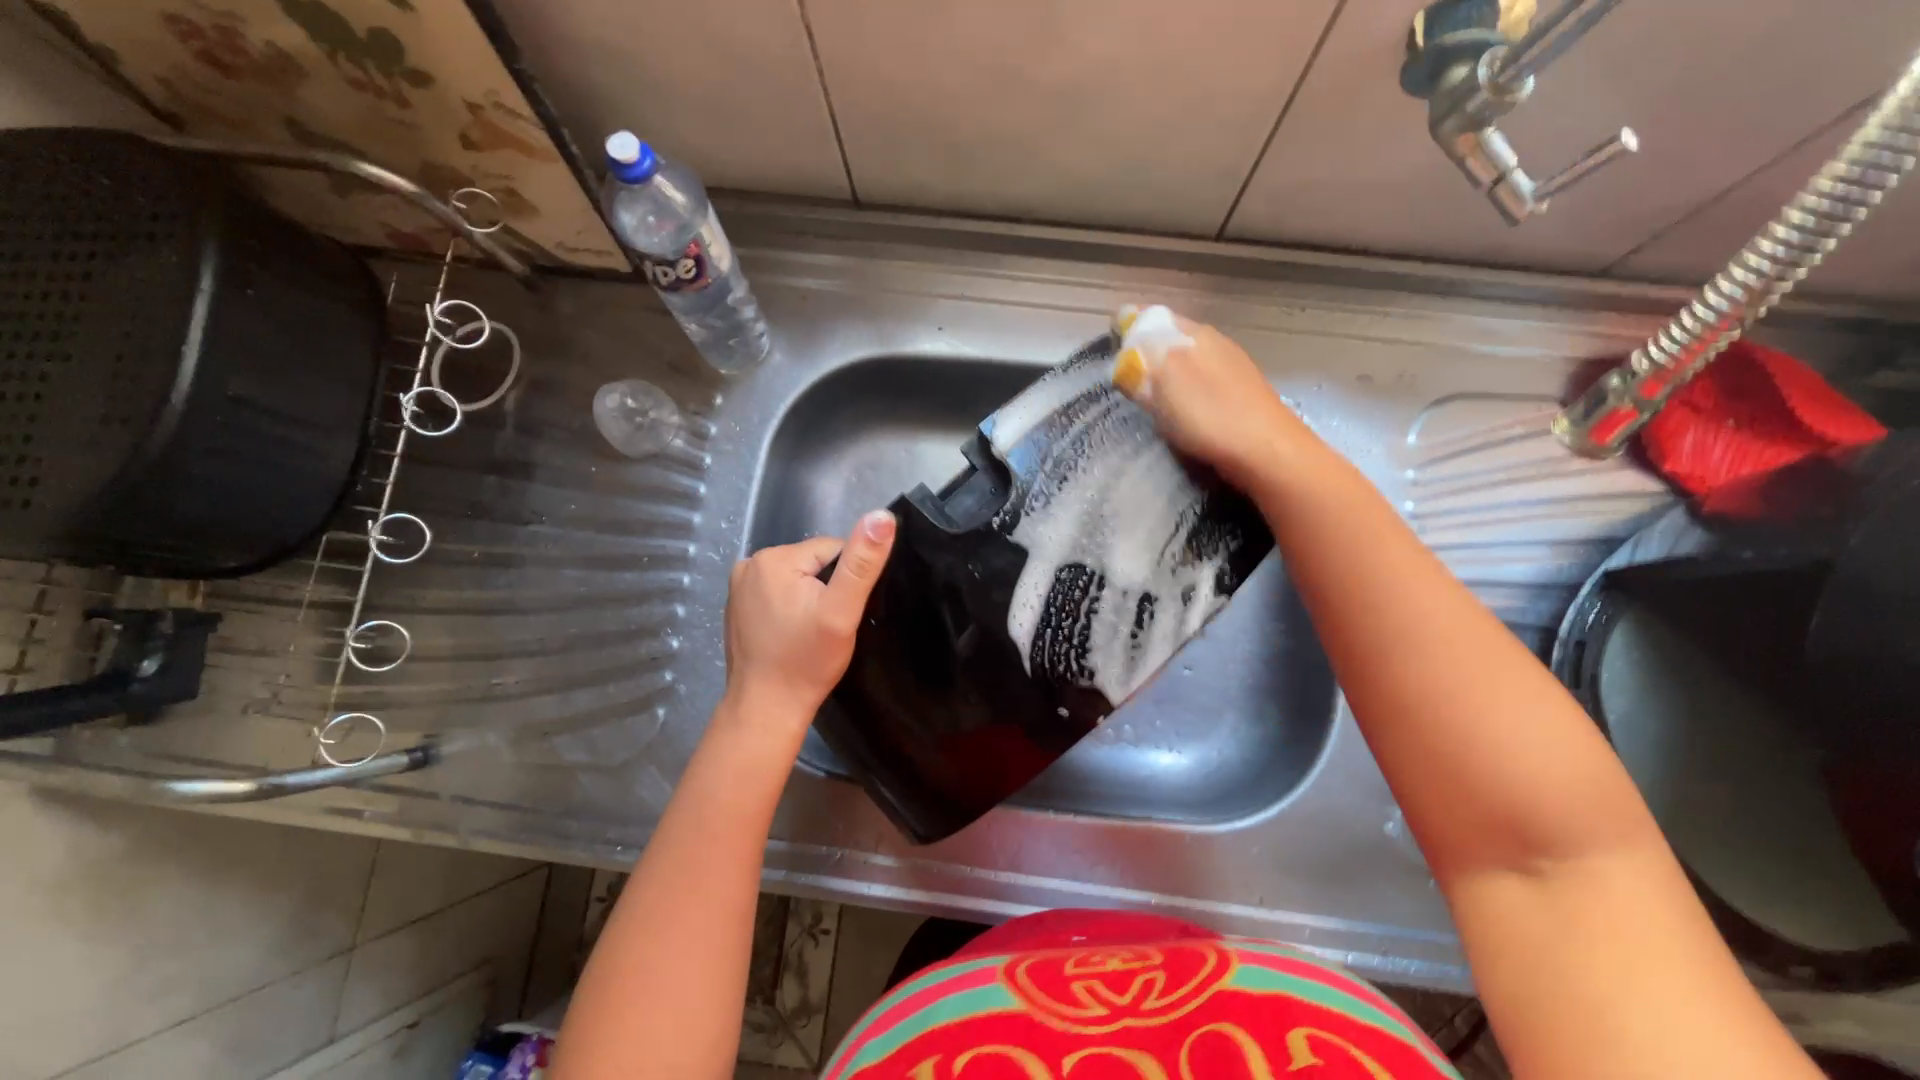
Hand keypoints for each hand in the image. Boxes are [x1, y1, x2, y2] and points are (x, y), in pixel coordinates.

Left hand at [723, 509, 895, 717]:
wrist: (766, 708)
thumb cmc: (806, 661)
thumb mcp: (842, 611)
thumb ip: (862, 562)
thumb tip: (882, 515)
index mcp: (774, 557)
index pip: (832, 550)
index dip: (846, 581)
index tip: (843, 613)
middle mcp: (749, 564)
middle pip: (812, 563)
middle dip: (826, 590)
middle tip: (829, 627)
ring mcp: (738, 586)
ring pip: (796, 580)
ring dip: (809, 600)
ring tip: (812, 634)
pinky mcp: (736, 607)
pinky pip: (777, 595)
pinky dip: (790, 611)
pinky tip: (793, 636)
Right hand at [1110, 305, 1316, 485]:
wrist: (1266, 451)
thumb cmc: (1209, 415)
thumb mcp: (1163, 382)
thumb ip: (1141, 361)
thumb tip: (1126, 352)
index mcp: (1194, 332)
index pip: (1151, 316)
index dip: (1127, 328)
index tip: (1109, 349)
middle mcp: (1215, 342)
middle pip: (1170, 338)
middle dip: (1145, 352)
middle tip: (1123, 377)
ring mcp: (1231, 368)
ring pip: (1187, 360)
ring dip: (1165, 373)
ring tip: (1147, 397)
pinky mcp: (1240, 395)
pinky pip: (1201, 383)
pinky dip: (1184, 392)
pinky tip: (1181, 412)